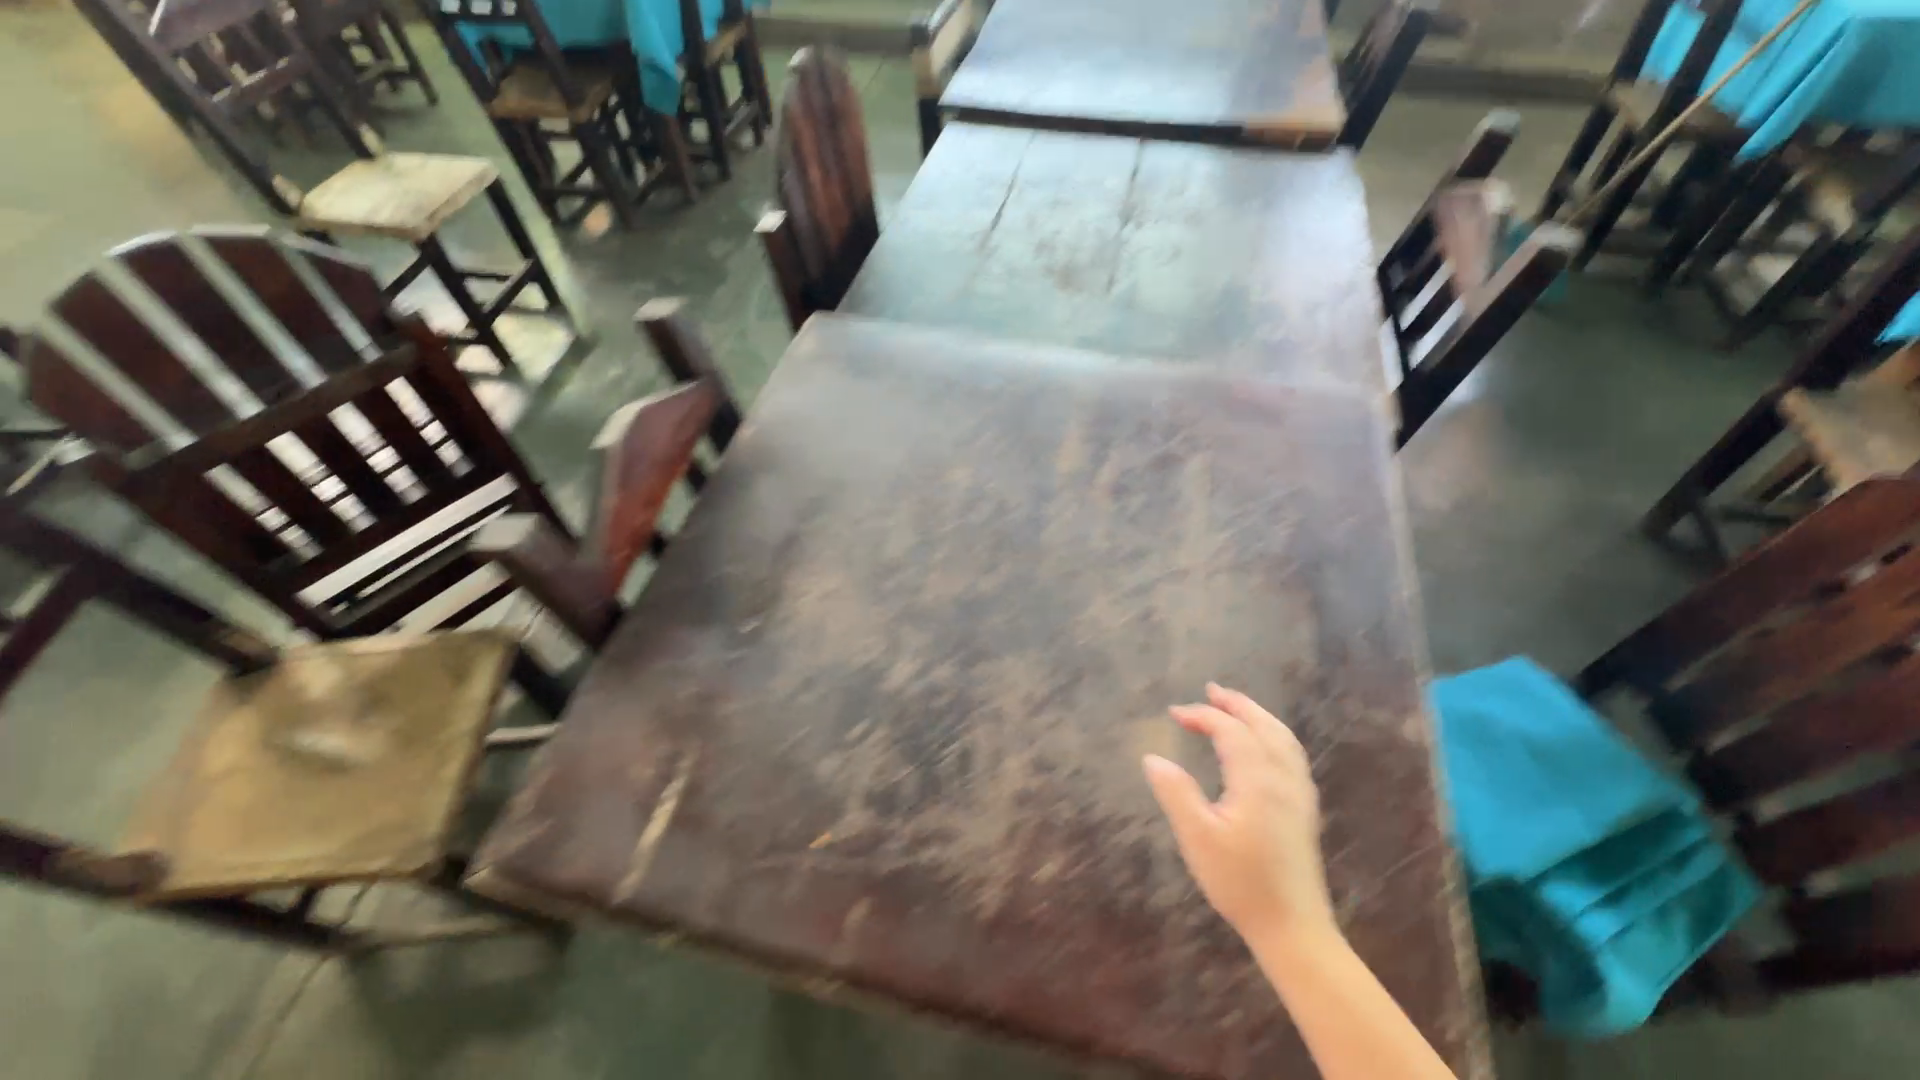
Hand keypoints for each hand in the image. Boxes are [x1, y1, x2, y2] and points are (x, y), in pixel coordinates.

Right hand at [1143, 684, 1335, 943]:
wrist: (1292, 926)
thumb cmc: (1240, 882)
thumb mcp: (1198, 838)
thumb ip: (1176, 793)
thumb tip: (1153, 757)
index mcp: (1257, 779)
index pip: (1230, 731)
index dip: (1202, 716)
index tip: (1174, 713)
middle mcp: (1283, 777)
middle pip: (1263, 726)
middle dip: (1237, 705)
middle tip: (1212, 690)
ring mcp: (1299, 794)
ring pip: (1283, 739)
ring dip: (1258, 717)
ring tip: (1236, 708)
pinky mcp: (1305, 810)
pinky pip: (1292, 755)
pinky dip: (1275, 736)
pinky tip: (1265, 747)